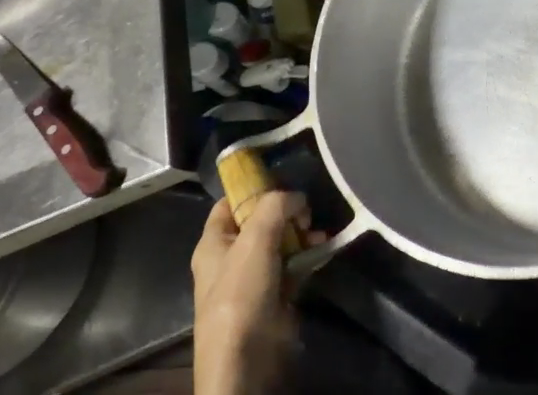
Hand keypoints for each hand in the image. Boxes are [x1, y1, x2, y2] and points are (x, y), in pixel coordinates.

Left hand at [191, 192, 316, 394]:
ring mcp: (254, 276)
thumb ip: (275, 207)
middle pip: (261, 220)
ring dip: (302, 233)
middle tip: (307, 212)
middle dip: (287, 212)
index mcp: (213, 244)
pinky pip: (294, 263)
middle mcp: (231, 257)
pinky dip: (309, 254)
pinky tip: (324, 249)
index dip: (254, 189)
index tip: (285, 180)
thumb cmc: (241, 294)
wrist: (248, 357)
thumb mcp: (254, 240)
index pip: (229, 203)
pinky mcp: (276, 293)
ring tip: (319, 235)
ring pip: (282, 241)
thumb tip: (297, 198)